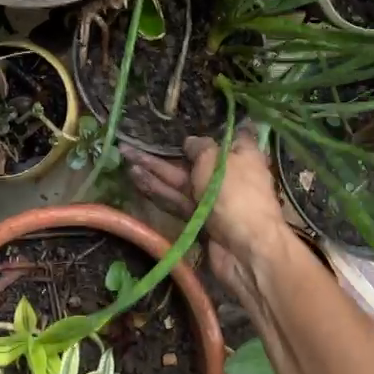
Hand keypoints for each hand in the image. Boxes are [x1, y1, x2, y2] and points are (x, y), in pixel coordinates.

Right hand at [122, 128, 292, 304]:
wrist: (247, 249)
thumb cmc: (235, 192)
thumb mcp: (215, 159)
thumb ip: (199, 147)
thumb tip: (190, 143)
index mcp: (241, 154)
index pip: (222, 137)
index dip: (202, 131)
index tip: (179, 125)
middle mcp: (227, 174)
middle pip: (191, 161)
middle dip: (163, 154)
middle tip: (133, 144)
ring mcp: (212, 199)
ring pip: (179, 181)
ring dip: (154, 171)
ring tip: (126, 158)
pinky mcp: (199, 220)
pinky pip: (177, 201)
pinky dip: (158, 191)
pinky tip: (136, 180)